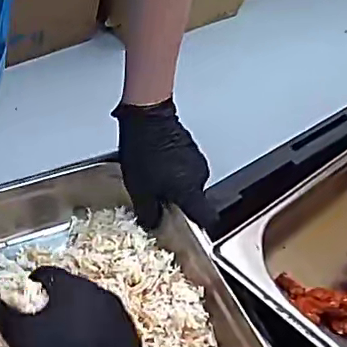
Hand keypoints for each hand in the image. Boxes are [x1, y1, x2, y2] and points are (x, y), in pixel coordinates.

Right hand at [0, 266, 140, 346]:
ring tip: (63, 339)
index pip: (46, 273)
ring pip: (92, 307)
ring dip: (78, 316)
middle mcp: (98, 292)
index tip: (25, 302)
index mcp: (71, 286)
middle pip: (71, 289)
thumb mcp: (20, 336)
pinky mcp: (130, 334)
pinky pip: (108, 327)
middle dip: (56, 301)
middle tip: (42, 322)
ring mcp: (118, 313)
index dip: (32, 286)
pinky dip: (97, 333)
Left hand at [114, 98, 210, 229]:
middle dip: (178, 204)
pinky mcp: (190, 148)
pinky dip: (173, 171)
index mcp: (190, 191)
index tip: (192, 231)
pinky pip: (185, 168)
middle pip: (194, 200)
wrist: (146, 115)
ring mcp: (197, 160)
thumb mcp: (140, 191)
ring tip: (153, 180)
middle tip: (158, 201)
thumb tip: (153, 225)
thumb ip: (149, 213)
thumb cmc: (144, 151)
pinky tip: (156, 165)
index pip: (207, 218)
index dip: (201, 228)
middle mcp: (199, 177)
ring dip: (174, 186)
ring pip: (188, 183)